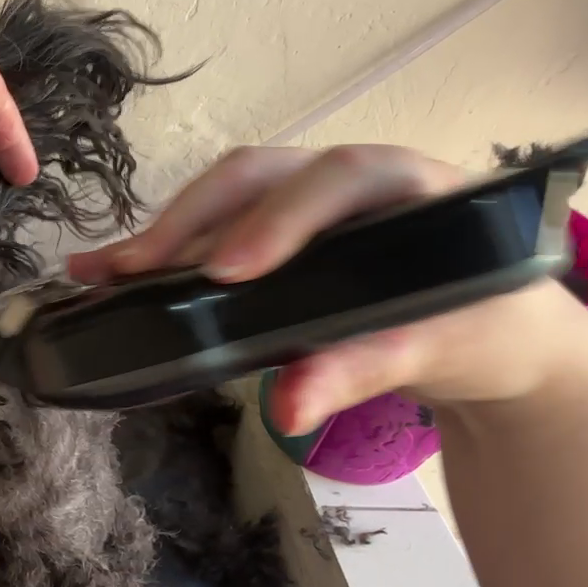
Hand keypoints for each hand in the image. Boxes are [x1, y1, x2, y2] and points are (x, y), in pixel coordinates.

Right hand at [67, 144, 587, 433]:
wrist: (489, 339)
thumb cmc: (483, 332)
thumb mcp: (439, 350)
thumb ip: (366, 371)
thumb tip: (288, 409)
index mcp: (407, 186)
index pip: (337, 178)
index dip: (277, 218)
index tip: (225, 273)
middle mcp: (344, 183)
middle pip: (254, 178)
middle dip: (187, 221)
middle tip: (131, 269)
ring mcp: (301, 209)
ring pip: (221, 201)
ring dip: (159, 236)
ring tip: (99, 271)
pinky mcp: (271, 240)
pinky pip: (211, 233)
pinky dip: (163, 255)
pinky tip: (117, 273)